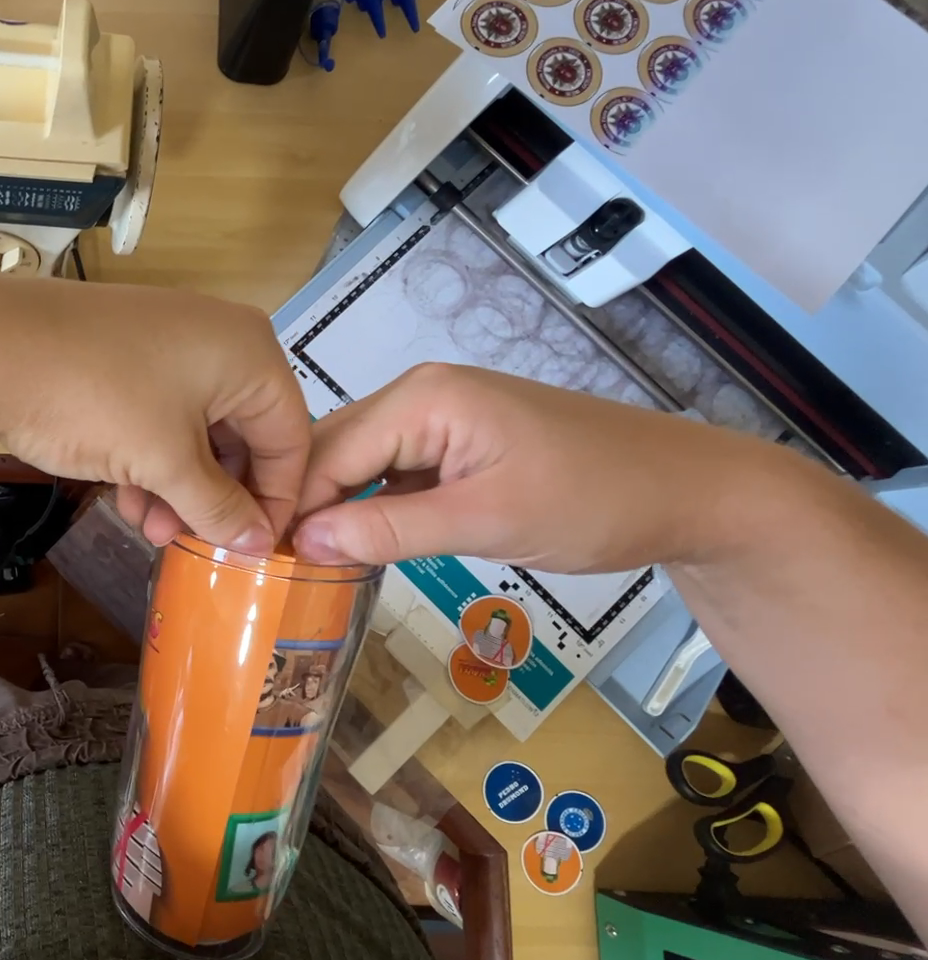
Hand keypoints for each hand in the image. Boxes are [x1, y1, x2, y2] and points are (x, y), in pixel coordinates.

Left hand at [0, 275, 308, 554]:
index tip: (253, 549)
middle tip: (189, 542)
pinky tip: (125, 498)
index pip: (289, 438)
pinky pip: (156, 417)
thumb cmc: (93, 400)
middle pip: (241, 435)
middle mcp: (217, 340)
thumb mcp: (163, 463)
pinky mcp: (124, 357)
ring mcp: (166, 344)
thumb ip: (218, 506)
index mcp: (249, 353)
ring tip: (147, 528)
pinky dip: (148, 461)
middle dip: (214, 496)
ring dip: (177, 487)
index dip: (275, 500)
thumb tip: (260, 543)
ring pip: (193, 432)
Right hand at [288, 364, 788, 571]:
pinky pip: (385, 472)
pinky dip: (364, 507)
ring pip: (354, 463)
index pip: (326, 454)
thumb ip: (387, 529)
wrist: (696, 495)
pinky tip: (349, 540)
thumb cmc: (594, 501)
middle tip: (275, 564)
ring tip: (303, 556)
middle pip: (331, 452)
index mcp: (421, 398)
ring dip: (330, 508)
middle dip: (302, 505)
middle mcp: (416, 396)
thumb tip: (302, 542)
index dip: (291, 508)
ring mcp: (434, 417)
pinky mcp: (449, 443)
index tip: (264, 561)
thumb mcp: (485, 521)